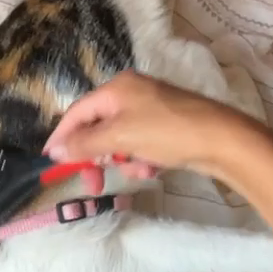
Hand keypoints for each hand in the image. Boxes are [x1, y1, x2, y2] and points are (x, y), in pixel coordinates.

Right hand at [43, 72, 259, 181]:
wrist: (222, 140)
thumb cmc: (167, 132)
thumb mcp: (120, 138)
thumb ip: (85, 143)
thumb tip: (55, 150)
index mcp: (117, 88)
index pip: (78, 112)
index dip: (63, 136)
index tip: (51, 161)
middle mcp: (131, 93)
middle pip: (98, 127)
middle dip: (96, 155)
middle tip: (94, 183)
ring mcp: (150, 108)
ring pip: (119, 140)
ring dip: (122, 160)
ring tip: (138, 171)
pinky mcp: (165, 125)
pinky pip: (139, 144)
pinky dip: (140, 158)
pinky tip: (152, 169)